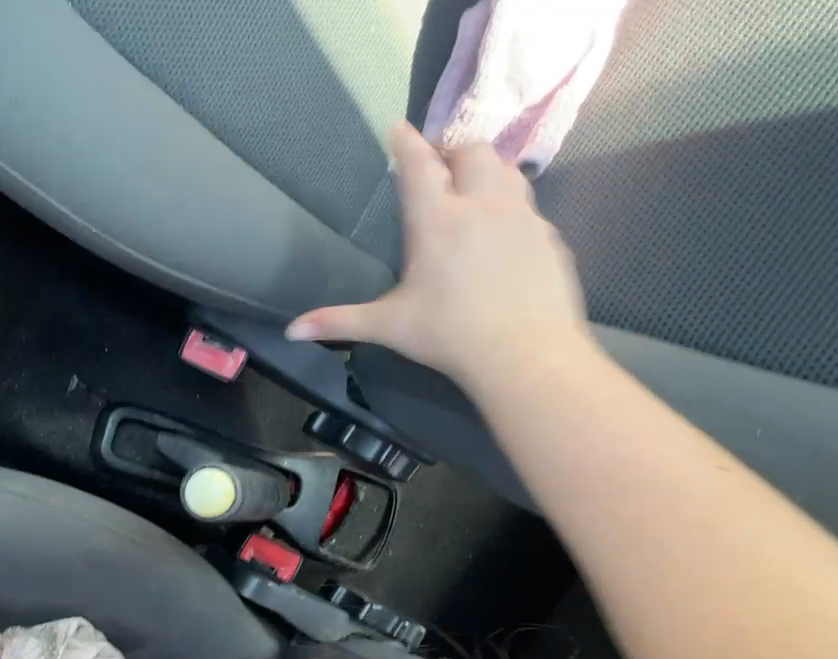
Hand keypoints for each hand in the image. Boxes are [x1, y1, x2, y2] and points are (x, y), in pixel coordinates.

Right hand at [287, 124, 592, 389]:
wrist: (525, 352)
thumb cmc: (448, 334)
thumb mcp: (387, 327)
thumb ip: (338, 321)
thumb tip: (291, 330)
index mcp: (437, 221)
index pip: (419, 166)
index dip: (406, 143)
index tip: (397, 127)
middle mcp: (481, 205)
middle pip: (471, 152)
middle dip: (451, 152)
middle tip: (435, 167)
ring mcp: (521, 217)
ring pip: (505, 169)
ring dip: (483, 168)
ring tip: (468, 186)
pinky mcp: (546, 235)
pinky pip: (526, 204)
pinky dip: (507, 202)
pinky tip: (498, 228)